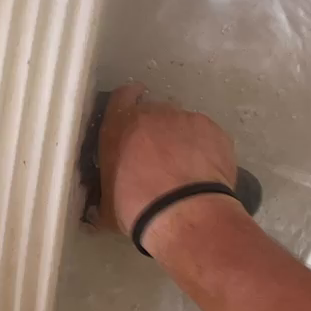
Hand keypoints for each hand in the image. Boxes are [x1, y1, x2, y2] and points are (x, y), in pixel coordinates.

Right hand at [97, 84, 243, 249]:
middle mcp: (151, 114)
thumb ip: (101, 197)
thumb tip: (95, 210)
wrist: (183, 213)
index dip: (128, 101)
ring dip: (180, 138)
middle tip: (156, 155)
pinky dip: (205, 148)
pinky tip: (204, 171)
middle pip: (154, 112)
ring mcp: (186, 119)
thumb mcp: (106, 206)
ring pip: (182, 122)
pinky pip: (207, 135)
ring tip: (184, 165)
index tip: (132, 110)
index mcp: (118, 127)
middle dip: (154, 128)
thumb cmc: (135, 208)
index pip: (121, 97)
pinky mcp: (215, 130)